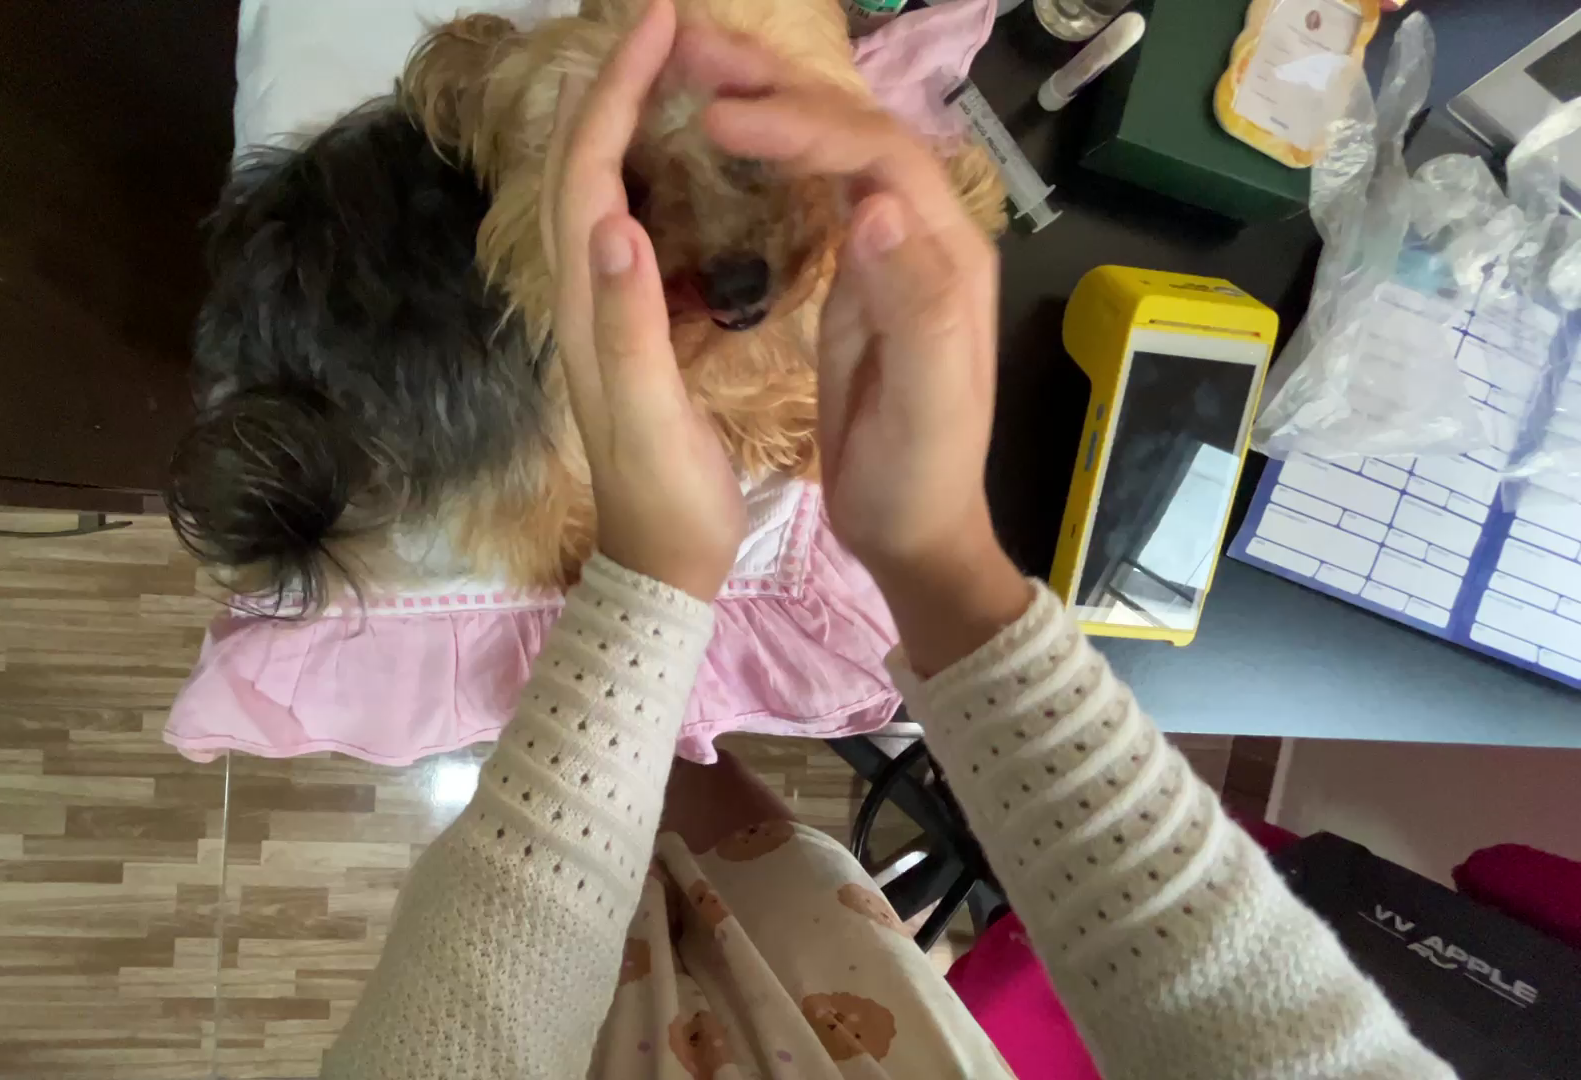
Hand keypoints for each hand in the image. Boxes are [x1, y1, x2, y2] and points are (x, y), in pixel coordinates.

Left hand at [542, 0, 746, 601]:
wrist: (662, 559)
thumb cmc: (669, 499)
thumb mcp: (652, 418)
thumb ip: (630, 327)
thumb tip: (615, 222)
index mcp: (589, 314)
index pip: (589, 182)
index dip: (614, 99)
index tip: (656, 24)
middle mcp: (583, 306)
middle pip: (578, 180)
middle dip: (608, 95)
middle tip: (657, 30)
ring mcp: (602, 322)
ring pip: (595, 205)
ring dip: (618, 132)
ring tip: (659, 78)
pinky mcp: (628, 339)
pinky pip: (623, 242)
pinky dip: (640, 187)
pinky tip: (671, 176)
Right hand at [684, 29, 1030, 671]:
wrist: (916, 523)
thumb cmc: (918, 475)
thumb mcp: (927, 405)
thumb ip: (917, 306)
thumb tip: (876, 207)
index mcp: (943, 257)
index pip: (874, 155)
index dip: (799, 125)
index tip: (719, 119)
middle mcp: (922, 236)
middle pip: (856, 129)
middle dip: (776, 84)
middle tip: (689, 51)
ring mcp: (889, 255)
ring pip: (832, 152)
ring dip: (769, 103)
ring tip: (696, 76)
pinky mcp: (858, 281)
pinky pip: (816, 193)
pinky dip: (771, 157)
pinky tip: (730, 148)